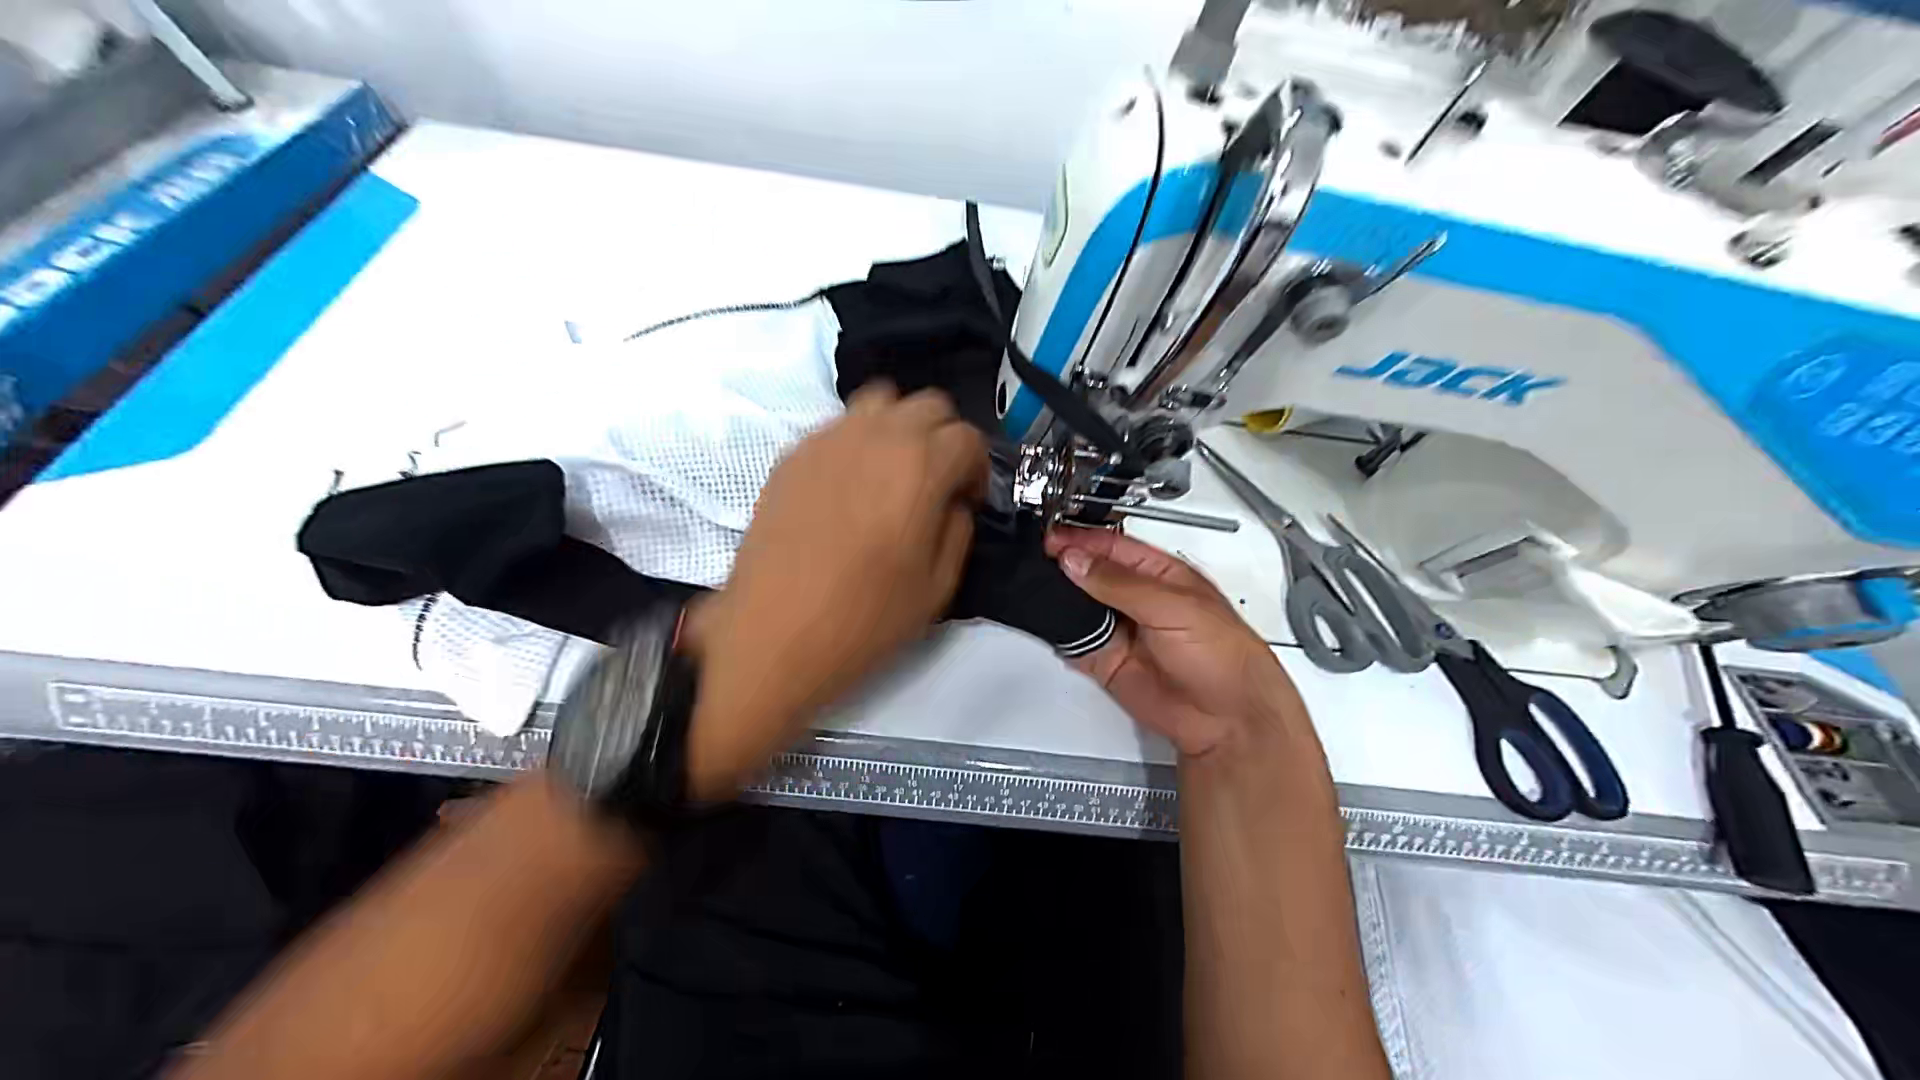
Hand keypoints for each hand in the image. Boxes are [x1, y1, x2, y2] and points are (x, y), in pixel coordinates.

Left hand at [684, 384, 987, 797]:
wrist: (772, 636)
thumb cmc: (864, 620)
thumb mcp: (937, 587)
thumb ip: (959, 529)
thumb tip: (954, 501)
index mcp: (921, 467)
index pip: (968, 437)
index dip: (978, 469)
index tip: (968, 500)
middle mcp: (876, 436)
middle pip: (929, 404)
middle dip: (944, 438)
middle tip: (937, 482)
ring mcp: (828, 439)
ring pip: (880, 402)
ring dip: (900, 427)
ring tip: (893, 472)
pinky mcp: (793, 453)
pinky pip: (838, 426)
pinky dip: (858, 441)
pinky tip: (849, 486)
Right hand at [1046, 526, 1307, 759]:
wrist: (1227, 719)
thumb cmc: (1226, 657)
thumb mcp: (1172, 607)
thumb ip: (1120, 583)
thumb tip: (1079, 561)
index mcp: (1160, 574)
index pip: (1113, 547)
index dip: (1082, 541)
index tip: (1054, 539)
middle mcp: (1139, 600)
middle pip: (1092, 574)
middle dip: (1066, 567)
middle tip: (1042, 562)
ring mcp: (1123, 630)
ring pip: (1080, 607)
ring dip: (1062, 600)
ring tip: (1044, 592)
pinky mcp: (1110, 661)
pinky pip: (1077, 643)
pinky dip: (1063, 636)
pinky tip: (1056, 627)